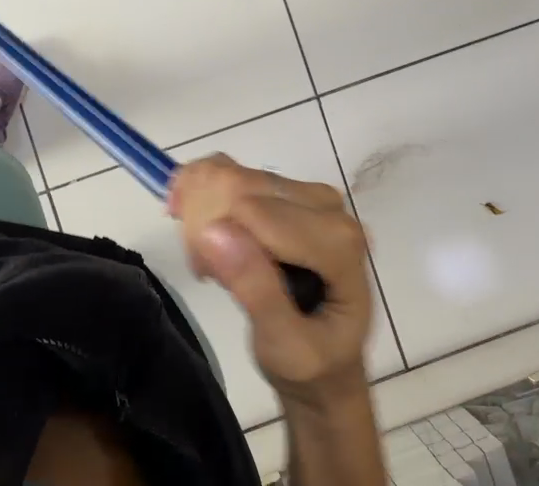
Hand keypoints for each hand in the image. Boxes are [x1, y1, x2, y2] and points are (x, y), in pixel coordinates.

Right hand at [170, 155, 373, 410]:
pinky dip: (202, 193)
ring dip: (203, 210)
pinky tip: (198, 224)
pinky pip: (232, 172)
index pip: (261, 213)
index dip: (217, 235)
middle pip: (245, 187)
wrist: (325, 366)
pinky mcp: (288, 191)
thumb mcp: (285, 347)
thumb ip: (256, 291)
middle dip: (207, 221)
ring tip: (203, 257)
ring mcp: (309, 196)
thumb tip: (214, 230)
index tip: (202, 275)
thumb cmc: (310, 362)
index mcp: (340, 245)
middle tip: (201, 268)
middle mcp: (330, 209)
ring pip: (233, 175)